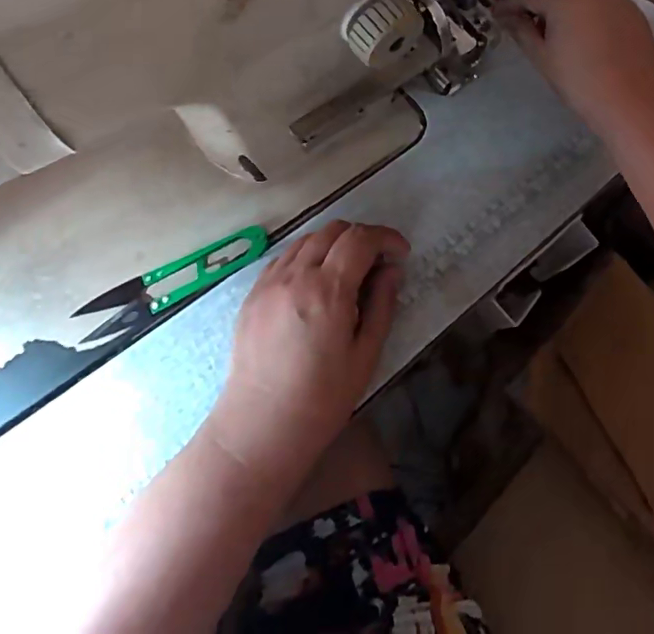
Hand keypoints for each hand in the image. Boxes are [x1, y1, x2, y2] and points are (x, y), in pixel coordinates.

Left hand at [205, 221, 407, 481]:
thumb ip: (381, 305)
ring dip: (332, 244)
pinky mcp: (252, 292)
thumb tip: (391, 270)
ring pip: (306, 239)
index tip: (401, 253)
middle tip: (377, 263)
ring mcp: (269, 280)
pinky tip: (314, 283)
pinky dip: (306, 257)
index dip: (386, 237)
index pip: (360, 239)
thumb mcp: (365, 356)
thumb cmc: (322, 400)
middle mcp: (295, 274)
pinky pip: (283, 258)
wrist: (261, 424)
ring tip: (346, 272)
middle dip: (361, 237)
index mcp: (327, 289)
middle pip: (332, 230)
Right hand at [497, 0, 653, 110]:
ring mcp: (617, 2)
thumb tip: (505, 17)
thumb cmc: (577, 80)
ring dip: (563, 12)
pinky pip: (601, 10)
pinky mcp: (634, 16)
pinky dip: (586, 19)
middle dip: (538, 6)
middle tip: (522, 24)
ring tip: (552, 34)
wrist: (630, 100)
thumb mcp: (541, 56)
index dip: (510, 3)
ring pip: (581, 0)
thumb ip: (521, 31)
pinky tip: (581, 40)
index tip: (496, 14)